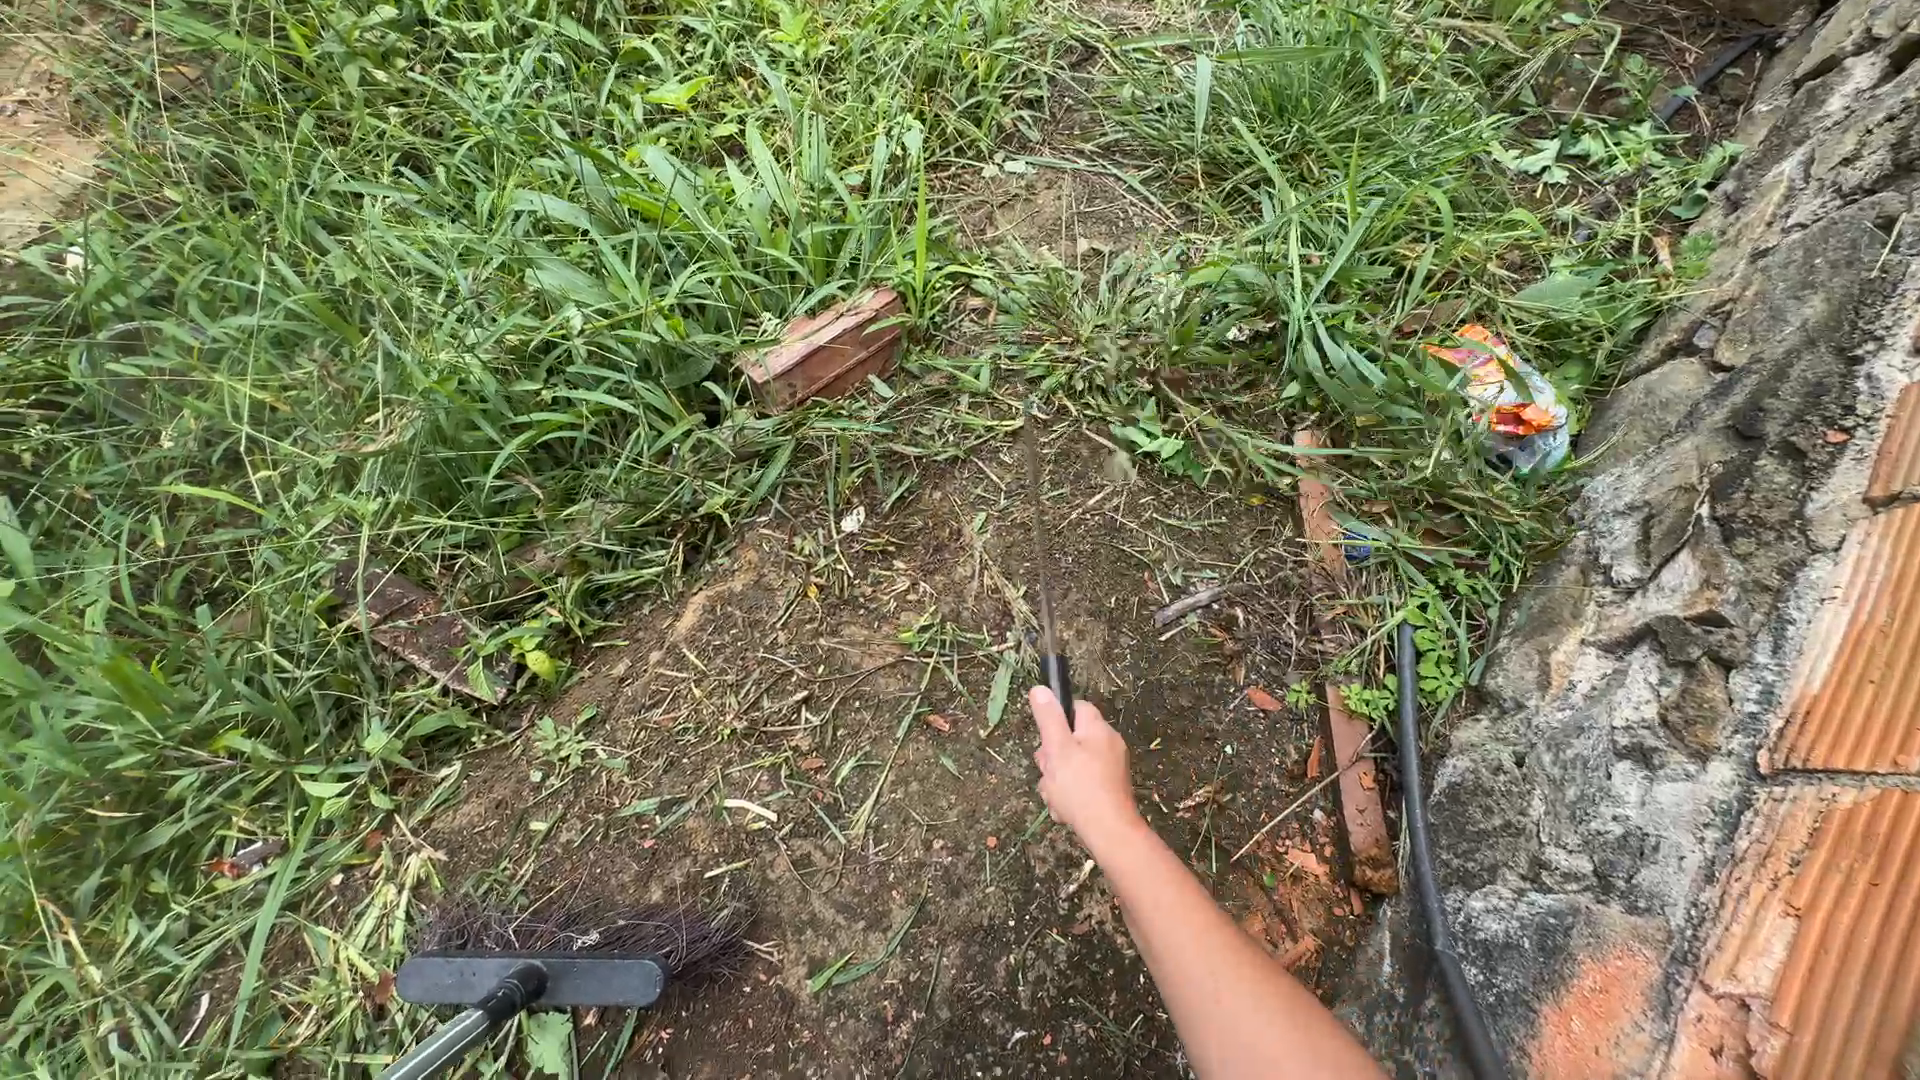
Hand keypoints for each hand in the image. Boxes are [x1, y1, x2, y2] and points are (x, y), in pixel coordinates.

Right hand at [1029, 686, 1141, 850]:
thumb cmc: (1081, 788)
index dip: (1056, 720)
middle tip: (1049, 773)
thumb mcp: (1057, 749)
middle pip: (1070, 739)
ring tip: (1056, 796)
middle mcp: (1108, 744)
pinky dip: (1069, 794)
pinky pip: (1082, 783)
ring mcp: (1110, 768)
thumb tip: (1041, 689)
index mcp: (1098, 729)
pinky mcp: (1108, 789)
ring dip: (1057, 780)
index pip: (1075, 708)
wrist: (1109, 833)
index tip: (1046, 739)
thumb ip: (1048, 718)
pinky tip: (1065, 809)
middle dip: (1052, 759)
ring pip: (1072, 764)